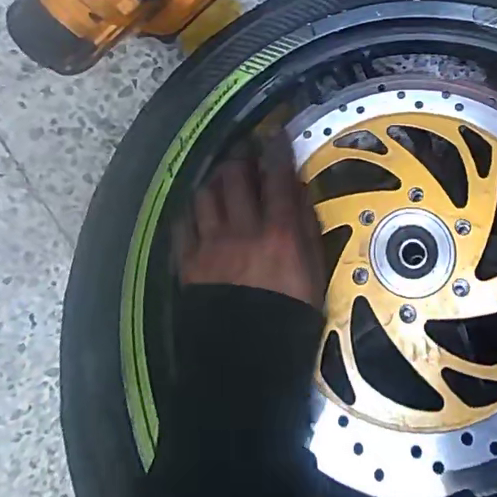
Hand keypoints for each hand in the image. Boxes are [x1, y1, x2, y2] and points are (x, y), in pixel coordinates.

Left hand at [175, 136, 324, 306]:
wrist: (248, 359)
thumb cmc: (291, 313)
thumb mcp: (313, 268)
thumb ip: (305, 224)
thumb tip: (297, 190)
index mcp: (279, 231)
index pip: (276, 176)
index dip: (276, 150)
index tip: (275, 136)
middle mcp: (242, 230)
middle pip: (234, 176)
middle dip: (241, 159)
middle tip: (246, 157)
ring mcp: (210, 244)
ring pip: (205, 193)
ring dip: (215, 180)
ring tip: (222, 180)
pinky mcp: (188, 262)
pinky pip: (183, 222)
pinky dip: (192, 210)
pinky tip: (200, 210)